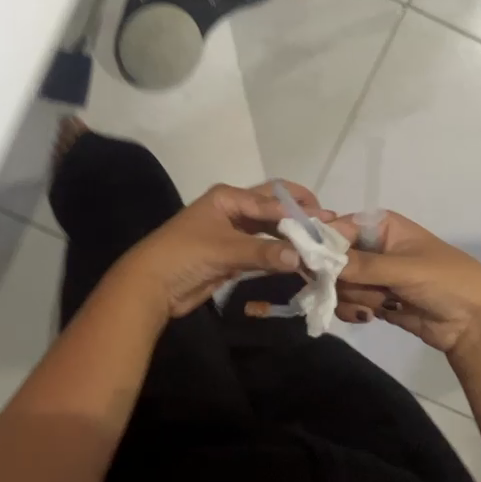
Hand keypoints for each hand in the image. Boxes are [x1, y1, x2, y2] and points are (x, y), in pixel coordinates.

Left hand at [113, 181, 326, 317]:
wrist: (152, 284)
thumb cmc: (185, 254)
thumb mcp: (226, 250)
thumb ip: (264, 251)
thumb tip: (302, 257)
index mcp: (227, 197)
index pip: (271, 199)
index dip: (299, 210)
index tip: (326, 220)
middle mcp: (232, 209)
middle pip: (272, 209)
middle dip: (298, 216)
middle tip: (328, 226)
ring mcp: (232, 234)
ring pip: (269, 231)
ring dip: (291, 237)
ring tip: (320, 245)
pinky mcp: (231, 256)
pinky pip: (262, 251)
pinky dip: (279, 254)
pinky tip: (300, 262)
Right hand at [329, 211, 480, 354]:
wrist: (476, 324)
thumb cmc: (446, 281)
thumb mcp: (404, 269)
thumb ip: (361, 265)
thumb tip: (318, 259)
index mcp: (380, 225)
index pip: (336, 228)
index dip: (322, 246)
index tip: (312, 266)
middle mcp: (372, 246)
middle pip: (332, 259)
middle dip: (341, 279)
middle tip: (356, 291)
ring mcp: (372, 275)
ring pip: (337, 283)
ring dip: (351, 297)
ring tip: (377, 306)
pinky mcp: (373, 299)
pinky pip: (346, 302)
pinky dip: (352, 310)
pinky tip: (370, 317)